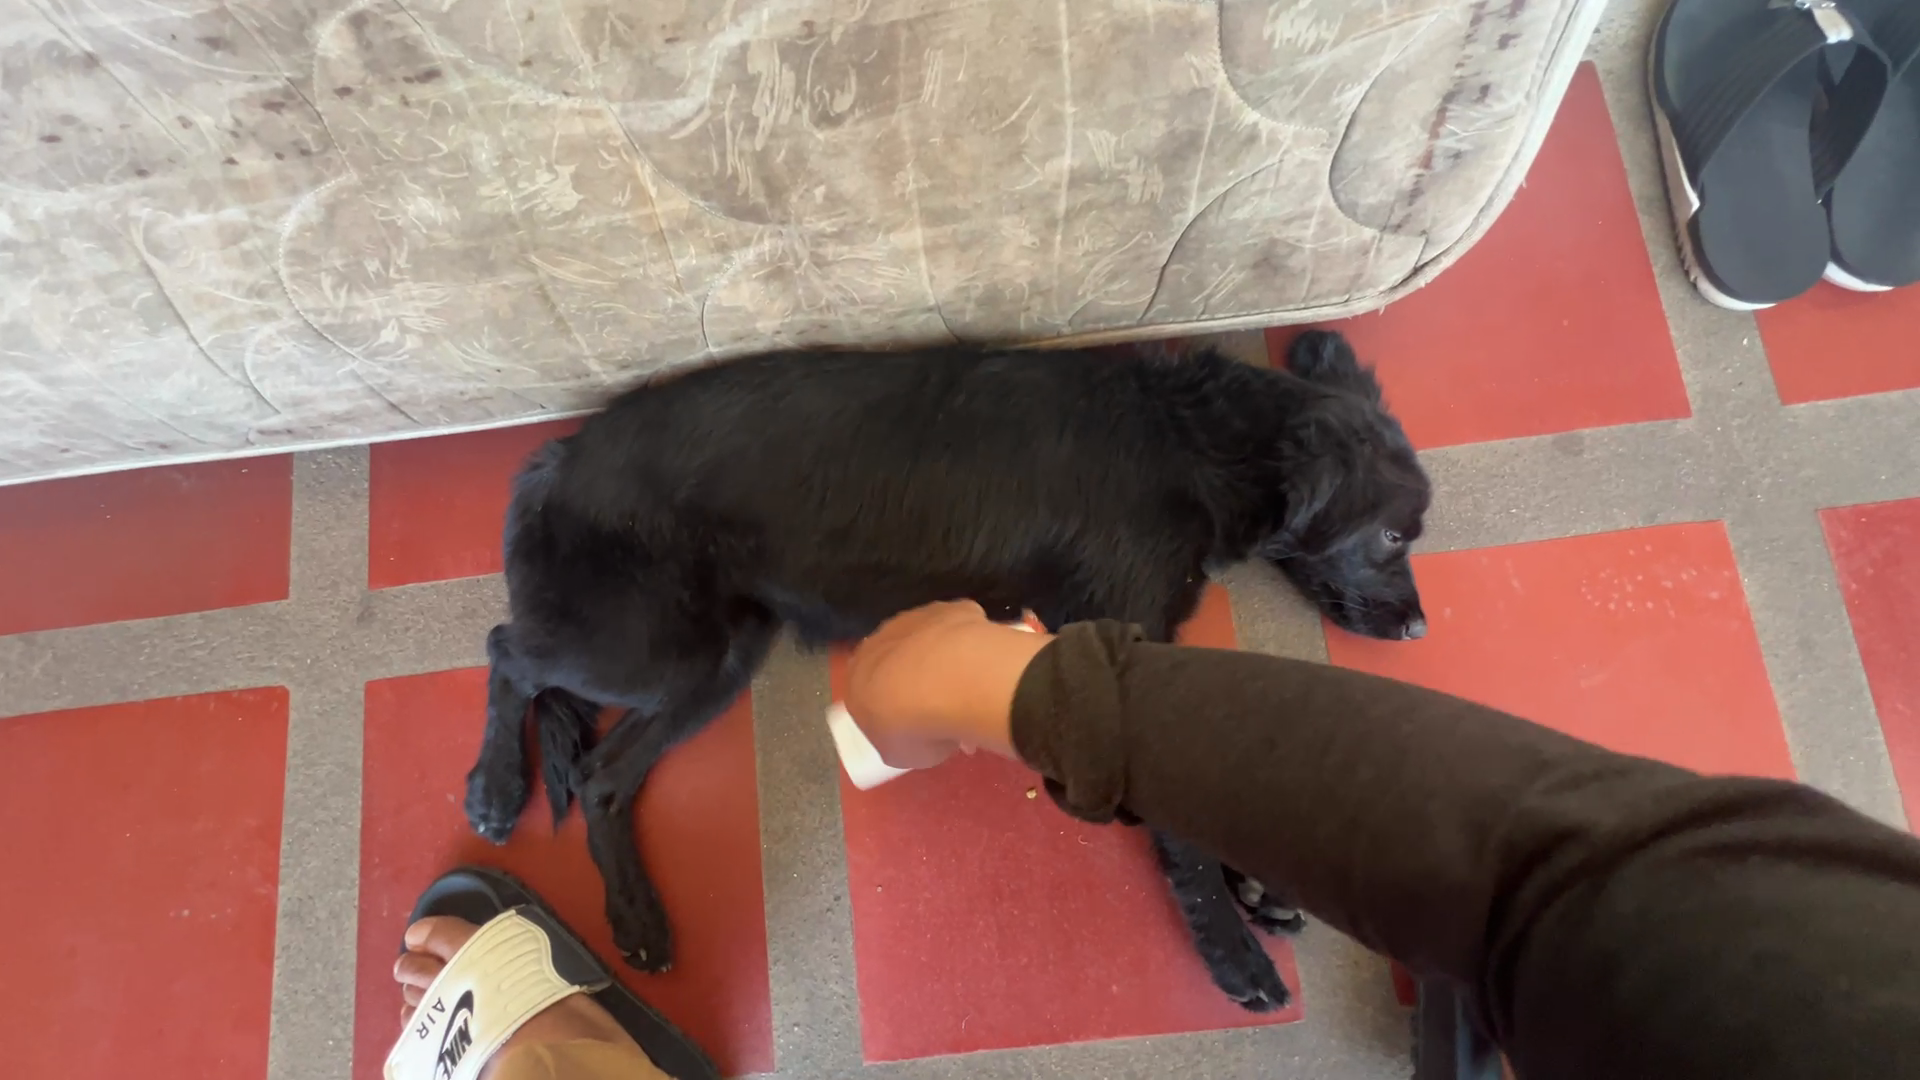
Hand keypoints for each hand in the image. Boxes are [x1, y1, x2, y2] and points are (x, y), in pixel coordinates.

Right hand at [843, 600, 1052, 769]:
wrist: (951, 682)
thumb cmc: (914, 726)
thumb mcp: (897, 752)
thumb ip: (897, 739)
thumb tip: (911, 735)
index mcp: (857, 678)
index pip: (866, 690)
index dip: (888, 706)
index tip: (910, 724)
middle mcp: (880, 641)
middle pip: (896, 660)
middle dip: (916, 680)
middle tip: (942, 709)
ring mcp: (917, 619)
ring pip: (928, 640)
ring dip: (943, 659)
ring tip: (970, 690)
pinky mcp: (951, 609)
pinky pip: (959, 627)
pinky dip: (969, 642)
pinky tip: (983, 663)